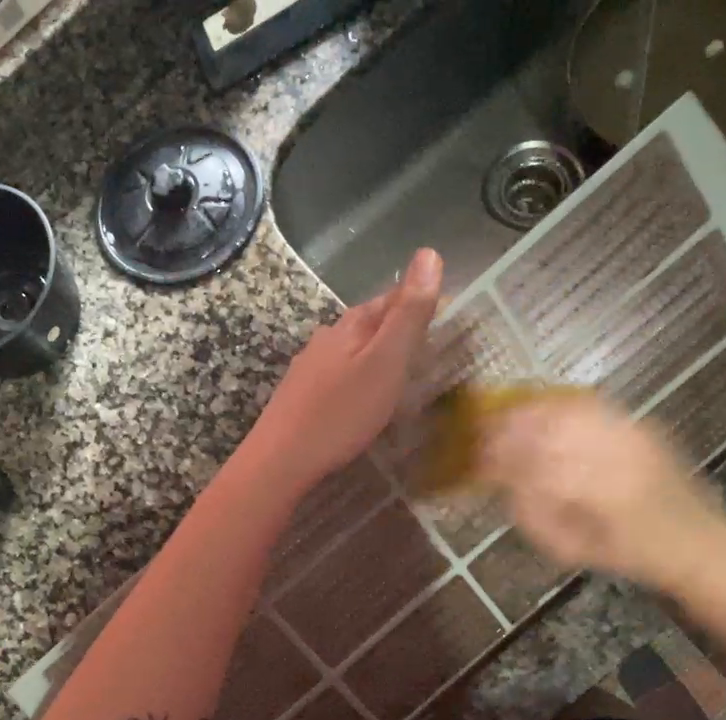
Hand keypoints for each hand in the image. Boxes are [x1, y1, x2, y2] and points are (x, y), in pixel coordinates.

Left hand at [244, 248, 442, 492]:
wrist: (280, 460)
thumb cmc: (340, 413)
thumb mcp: (386, 362)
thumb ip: (408, 314)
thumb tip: (429, 252)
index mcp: (350, 326)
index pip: (391, 298)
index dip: (418, 301)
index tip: (445, 315)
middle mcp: (326, 339)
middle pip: (369, 324)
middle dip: (396, 329)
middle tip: (427, 346)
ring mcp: (308, 368)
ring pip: (350, 351)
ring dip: (374, 355)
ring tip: (397, 374)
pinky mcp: (299, 396)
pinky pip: (336, 377)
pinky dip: (355, 380)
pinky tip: (359, 399)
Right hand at [481, 394, 725, 592]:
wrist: (696, 539)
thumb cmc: (628, 555)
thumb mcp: (571, 550)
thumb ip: (532, 516)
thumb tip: (501, 483)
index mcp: (598, 494)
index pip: (535, 466)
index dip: (499, 459)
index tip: (475, 459)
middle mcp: (617, 456)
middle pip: (549, 430)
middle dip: (509, 429)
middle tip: (481, 433)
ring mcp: (631, 434)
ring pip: (568, 410)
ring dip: (531, 411)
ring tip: (504, 417)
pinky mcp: (639, 423)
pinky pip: (591, 405)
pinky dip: (559, 404)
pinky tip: (540, 410)